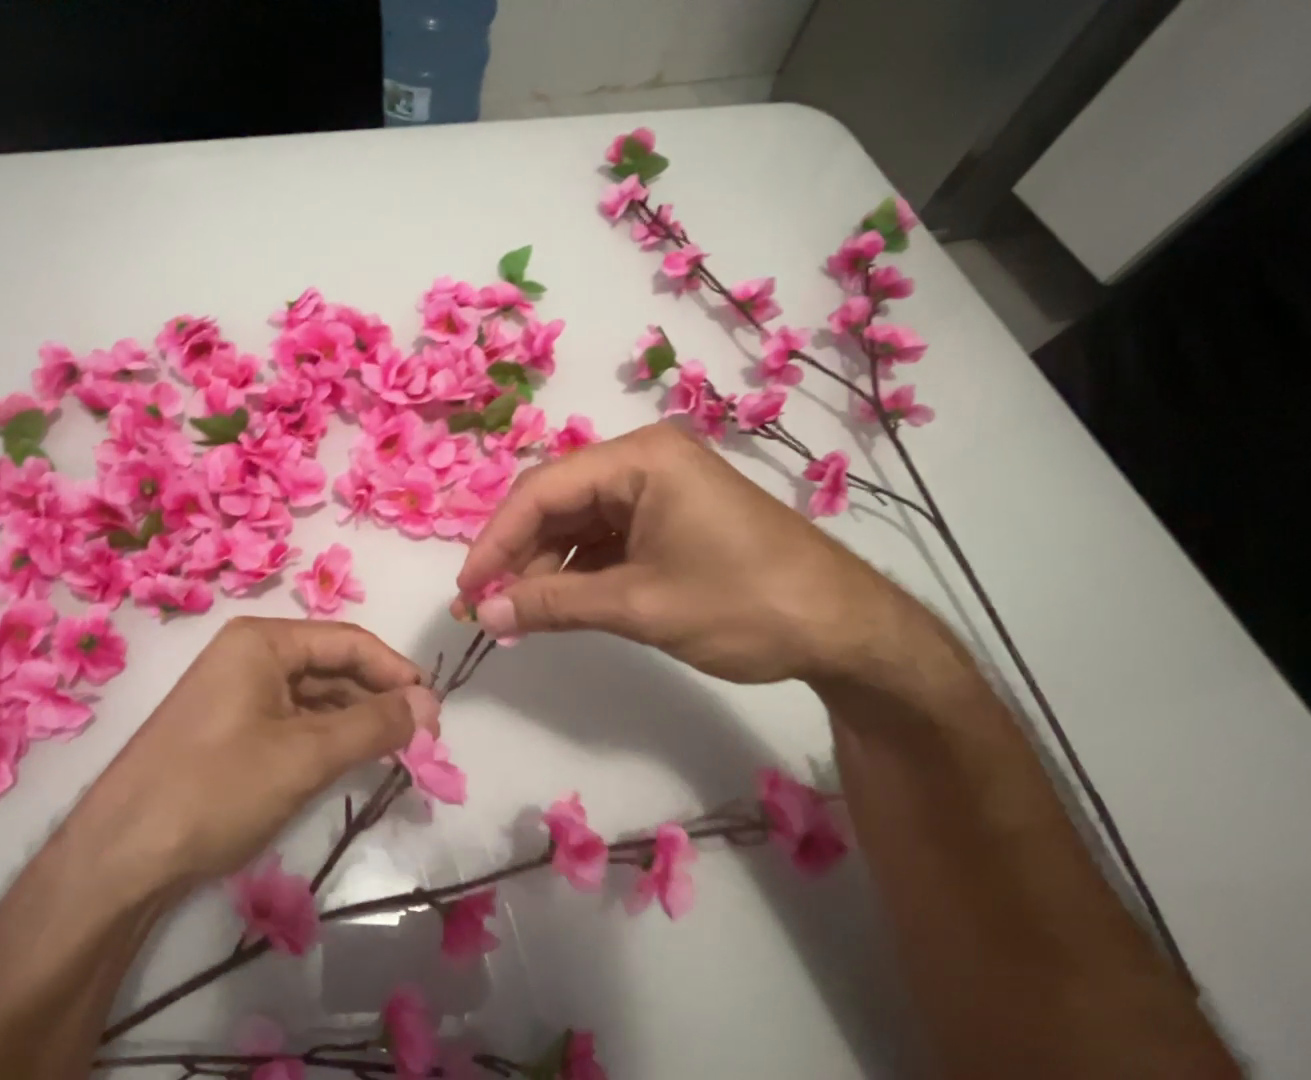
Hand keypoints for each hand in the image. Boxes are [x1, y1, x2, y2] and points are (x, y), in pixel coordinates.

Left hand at [87, 617, 438, 887]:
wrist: (122, 856)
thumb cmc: (217, 789)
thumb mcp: (306, 755)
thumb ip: (374, 725)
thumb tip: (431, 703)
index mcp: (261, 641)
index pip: (349, 641)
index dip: (397, 673)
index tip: (435, 713)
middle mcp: (247, 657)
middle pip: (331, 667)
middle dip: (377, 700)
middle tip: (421, 743)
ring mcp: (234, 696)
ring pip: (313, 698)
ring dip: (354, 723)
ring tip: (393, 757)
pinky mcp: (227, 733)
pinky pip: (290, 724)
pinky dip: (324, 741)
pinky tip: (347, 766)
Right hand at [454, 422, 923, 685]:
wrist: (844, 630)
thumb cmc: (744, 604)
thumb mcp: (639, 606)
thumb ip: (553, 604)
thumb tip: (484, 616)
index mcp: (640, 458)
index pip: (542, 490)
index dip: (495, 540)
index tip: (466, 590)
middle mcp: (645, 461)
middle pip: (557, 501)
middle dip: (519, 554)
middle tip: (489, 608)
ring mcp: (660, 490)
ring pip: (578, 522)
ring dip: (546, 566)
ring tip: (520, 615)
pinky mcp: (671, 519)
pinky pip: (606, 538)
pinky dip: (579, 571)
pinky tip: (559, 604)